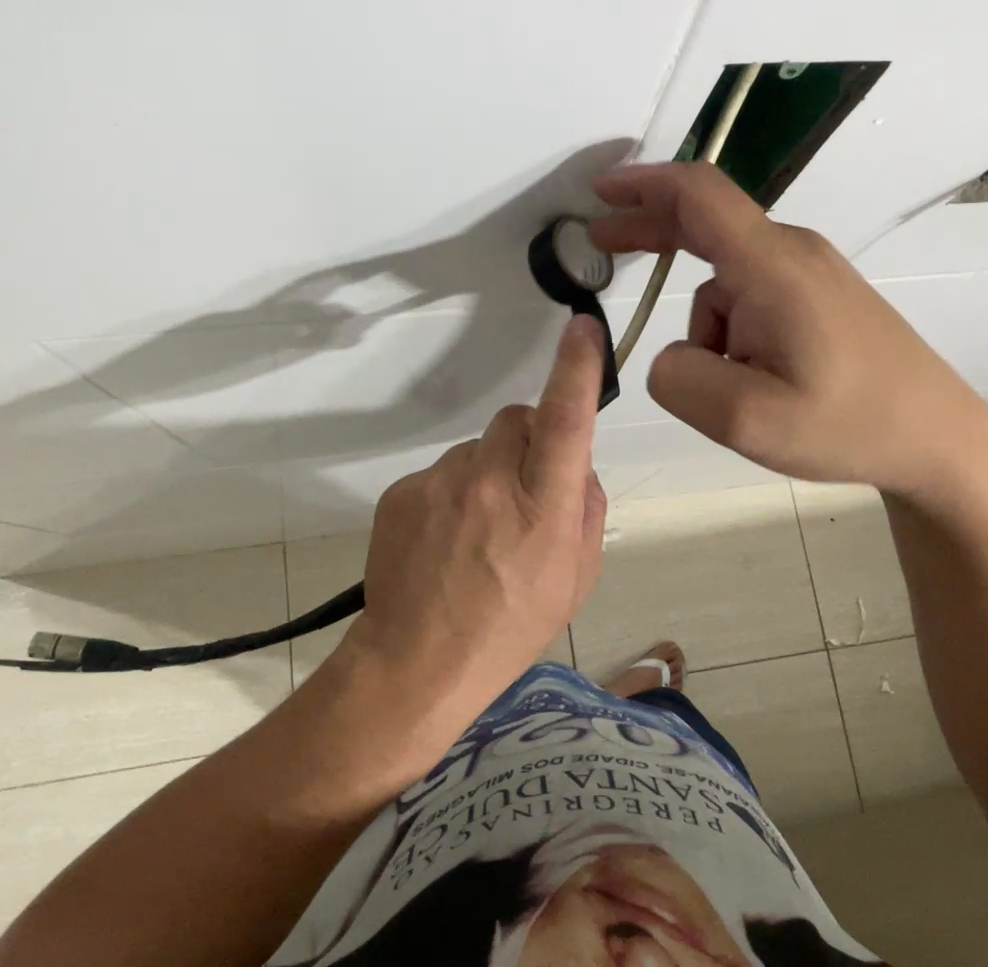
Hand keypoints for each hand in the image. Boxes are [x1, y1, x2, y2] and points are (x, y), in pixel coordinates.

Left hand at [346, 315, 609, 697]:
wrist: (418, 661)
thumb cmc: (512, 627)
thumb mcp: (577, 578)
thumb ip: (586, 509)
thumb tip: (576, 466)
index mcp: (541, 505)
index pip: (565, 419)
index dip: (576, 369)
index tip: (582, 328)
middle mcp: (488, 480)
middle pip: (516, 418)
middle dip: (529, 440)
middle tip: (526, 493)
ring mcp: (438, 483)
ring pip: (476, 449)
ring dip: (487, 473)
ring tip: (477, 534)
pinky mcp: (401, 491)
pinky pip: (440, 474)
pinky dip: (452, 494)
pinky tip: (445, 541)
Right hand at [589, 162, 987, 491]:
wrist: (933, 436)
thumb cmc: (848, 426)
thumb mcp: (747, 420)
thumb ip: (681, 379)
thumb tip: (668, 356)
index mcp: (772, 268)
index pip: (699, 196)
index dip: (642, 185)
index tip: (598, 193)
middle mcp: (791, 253)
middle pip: (706, 224)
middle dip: (650, 232)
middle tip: (600, 246)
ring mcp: (810, 274)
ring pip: (724, 285)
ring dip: (706, 331)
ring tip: (738, 394)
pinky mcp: (819, 297)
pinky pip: (750, 299)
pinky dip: (731, 334)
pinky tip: (755, 383)